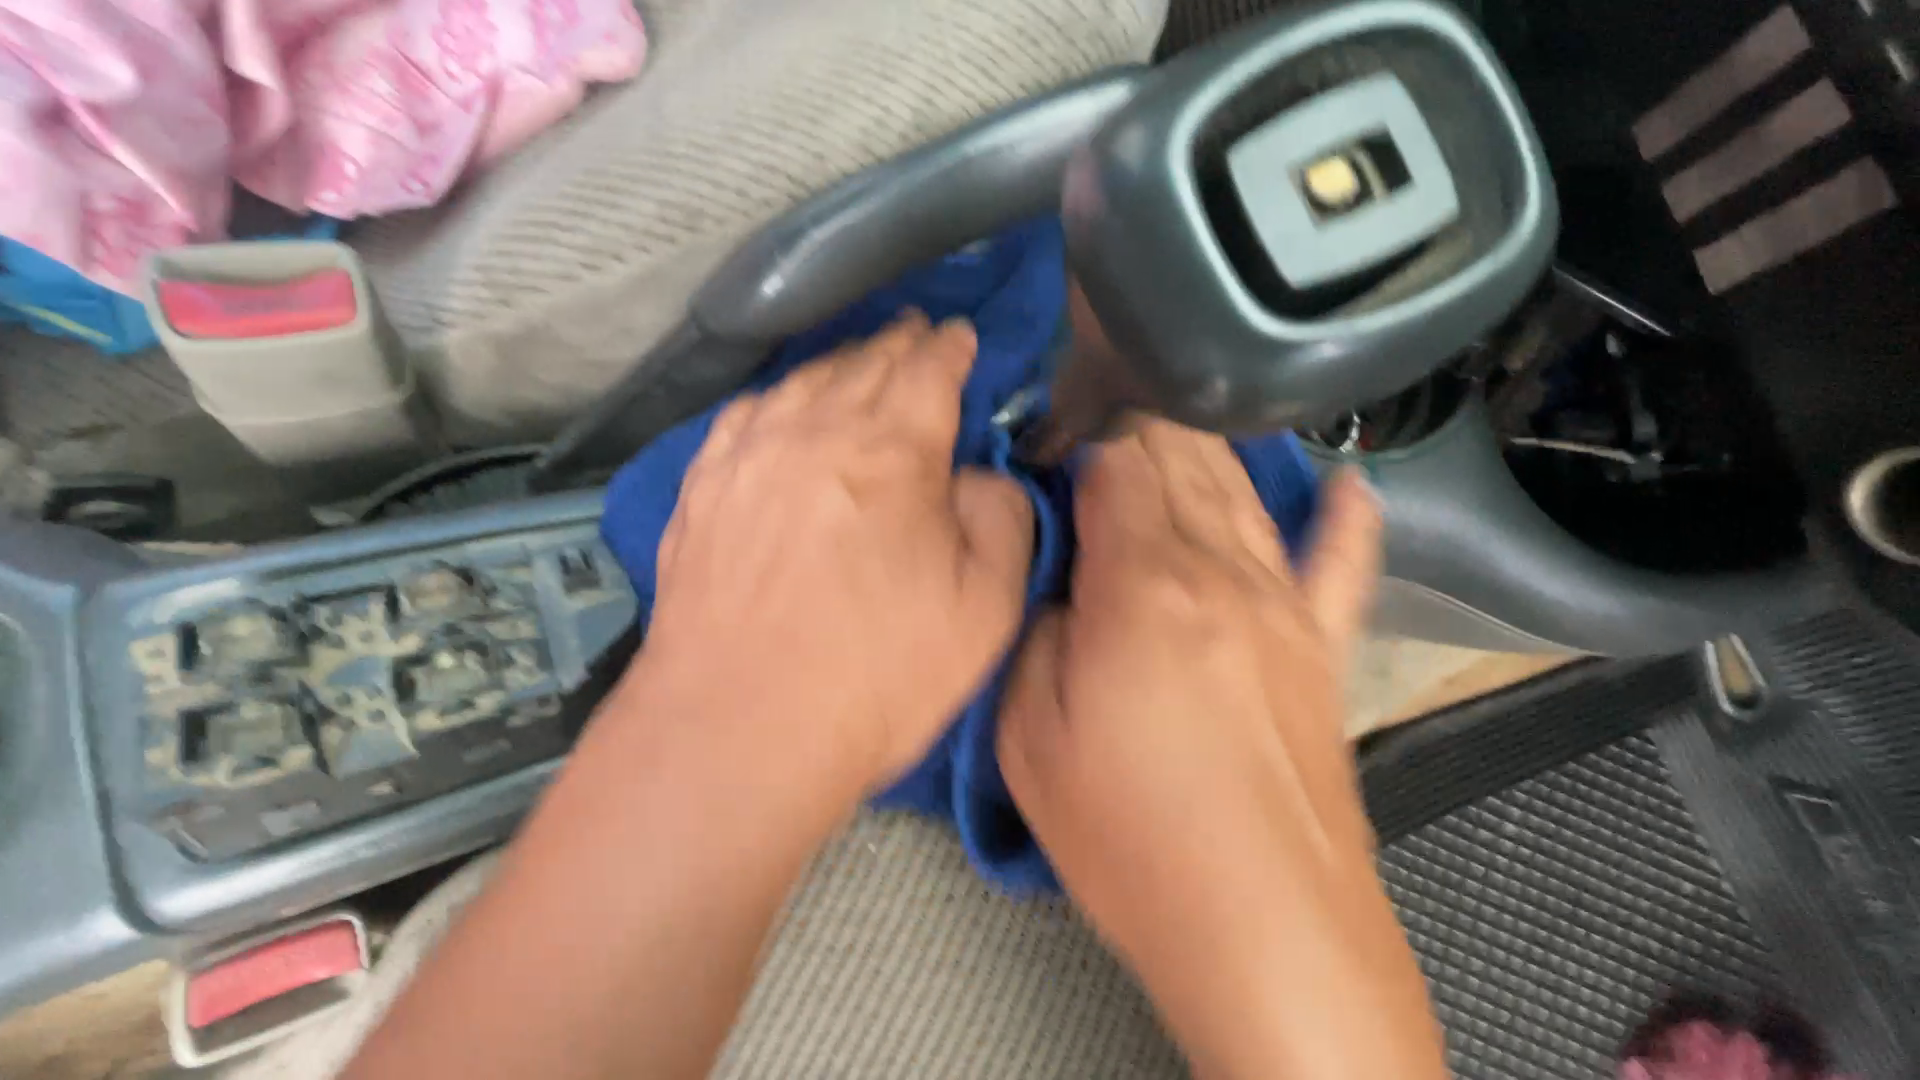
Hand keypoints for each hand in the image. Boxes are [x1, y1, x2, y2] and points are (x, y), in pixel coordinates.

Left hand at [627, 313, 1034, 794]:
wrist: (739, 730)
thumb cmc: (878, 674)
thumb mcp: (985, 607)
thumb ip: (1000, 517)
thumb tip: (976, 476)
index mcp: (892, 450)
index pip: (929, 370)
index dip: (951, 348)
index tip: (962, 336)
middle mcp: (814, 431)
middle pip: (864, 364)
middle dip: (899, 344)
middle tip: (918, 333)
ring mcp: (747, 457)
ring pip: (802, 382)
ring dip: (840, 364)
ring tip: (859, 361)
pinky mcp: (702, 491)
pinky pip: (747, 418)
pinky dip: (779, 399)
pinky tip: (783, 408)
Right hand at [996, 421, 1446, 1079]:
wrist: (1264, 928)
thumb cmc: (1131, 838)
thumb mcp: (1029, 736)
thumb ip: (1032, 633)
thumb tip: (1056, 582)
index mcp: (1143, 584)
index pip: (1113, 461)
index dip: (1075, 435)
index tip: (1045, 441)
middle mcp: (1222, 572)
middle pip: (1181, 459)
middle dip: (1132, 427)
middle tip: (1093, 425)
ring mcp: (1285, 607)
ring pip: (1245, 492)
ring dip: (1204, 450)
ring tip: (1169, 427)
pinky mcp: (1326, 650)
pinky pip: (1344, 564)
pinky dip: (1347, 518)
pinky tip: (1349, 483)